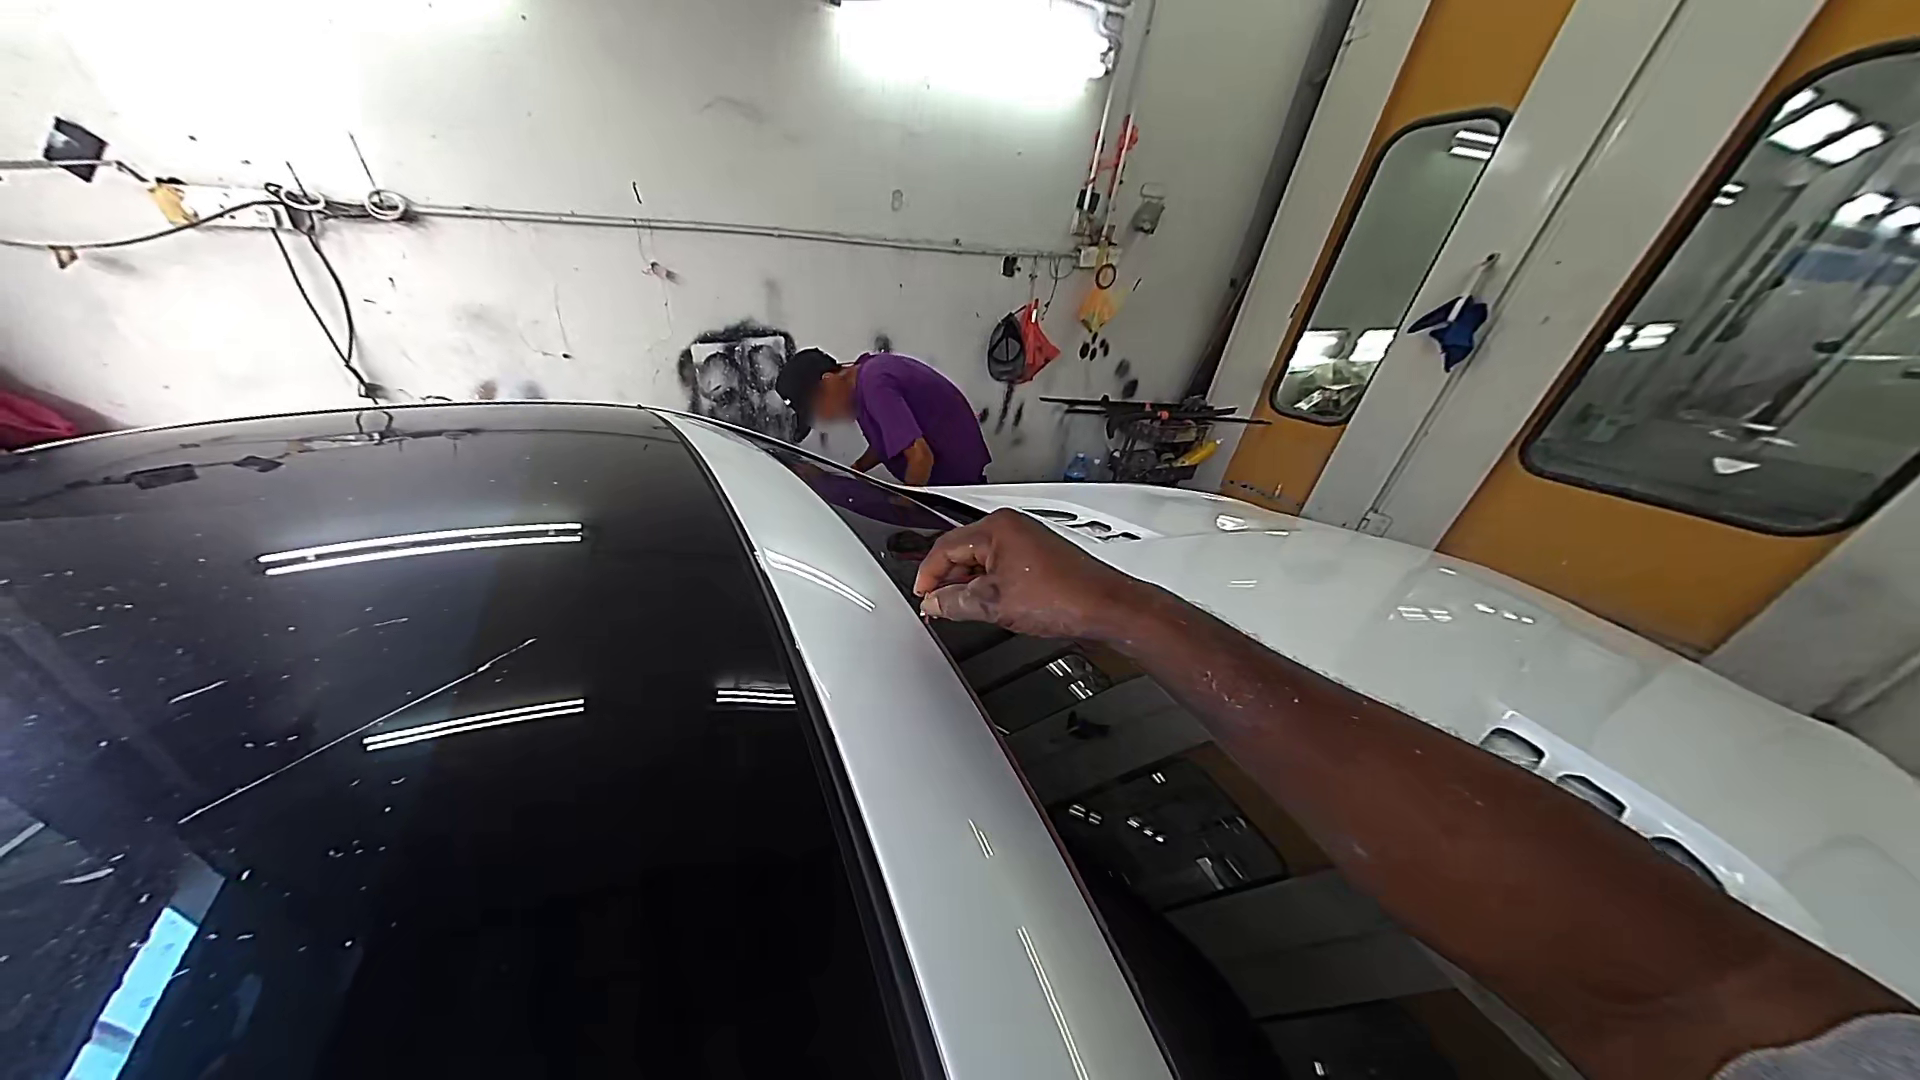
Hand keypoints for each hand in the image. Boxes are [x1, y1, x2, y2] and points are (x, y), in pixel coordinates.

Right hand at [913, 509, 1148, 638]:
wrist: (1104, 607)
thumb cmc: (1063, 597)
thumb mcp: (994, 603)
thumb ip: (955, 601)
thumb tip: (936, 602)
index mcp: (997, 528)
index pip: (945, 547)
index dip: (928, 574)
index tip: (923, 594)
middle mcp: (1011, 527)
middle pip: (962, 551)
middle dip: (948, 579)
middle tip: (938, 604)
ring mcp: (1026, 539)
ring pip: (981, 559)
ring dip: (969, 583)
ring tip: (964, 608)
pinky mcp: (1036, 555)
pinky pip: (1000, 565)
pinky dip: (989, 583)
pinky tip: (990, 603)